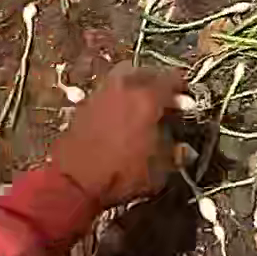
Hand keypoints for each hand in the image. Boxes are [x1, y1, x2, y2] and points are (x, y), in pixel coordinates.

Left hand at [47, 64, 184, 206]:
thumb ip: (175, 154)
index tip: (186, 99)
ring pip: (124, 77)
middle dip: (159, 81)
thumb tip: (185, 150)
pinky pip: (107, 92)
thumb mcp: (158, 169)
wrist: (70, 183)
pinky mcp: (84, 106)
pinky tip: (120, 114)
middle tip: (165, 97)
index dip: (182, 87)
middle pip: (147, 71)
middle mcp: (126, 88)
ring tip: (140, 102)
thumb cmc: (121, 173)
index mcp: (148, 97)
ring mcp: (102, 94)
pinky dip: (117, 97)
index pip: (172, 79)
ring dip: (135, 85)